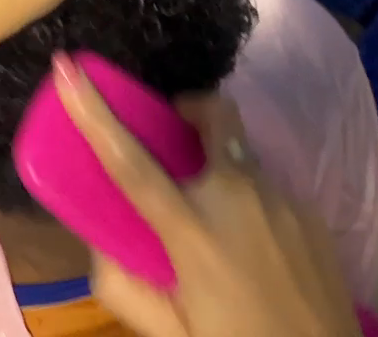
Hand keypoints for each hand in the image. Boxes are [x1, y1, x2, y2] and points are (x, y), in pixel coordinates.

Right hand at [54, 55, 362, 336]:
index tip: (69, 68)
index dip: (94, 112)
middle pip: (211, 113)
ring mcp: (279, 194)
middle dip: (188, 114)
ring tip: (221, 227)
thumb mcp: (171, 333)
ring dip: (219, 169)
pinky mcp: (308, 206)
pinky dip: (250, 201)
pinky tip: (256, 250)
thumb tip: (101, 241)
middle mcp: (236, 193)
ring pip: (239, 153)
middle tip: (175, 148)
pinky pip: (267, 185)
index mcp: (191, 229)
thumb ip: (125, 286)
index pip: (130, 161)